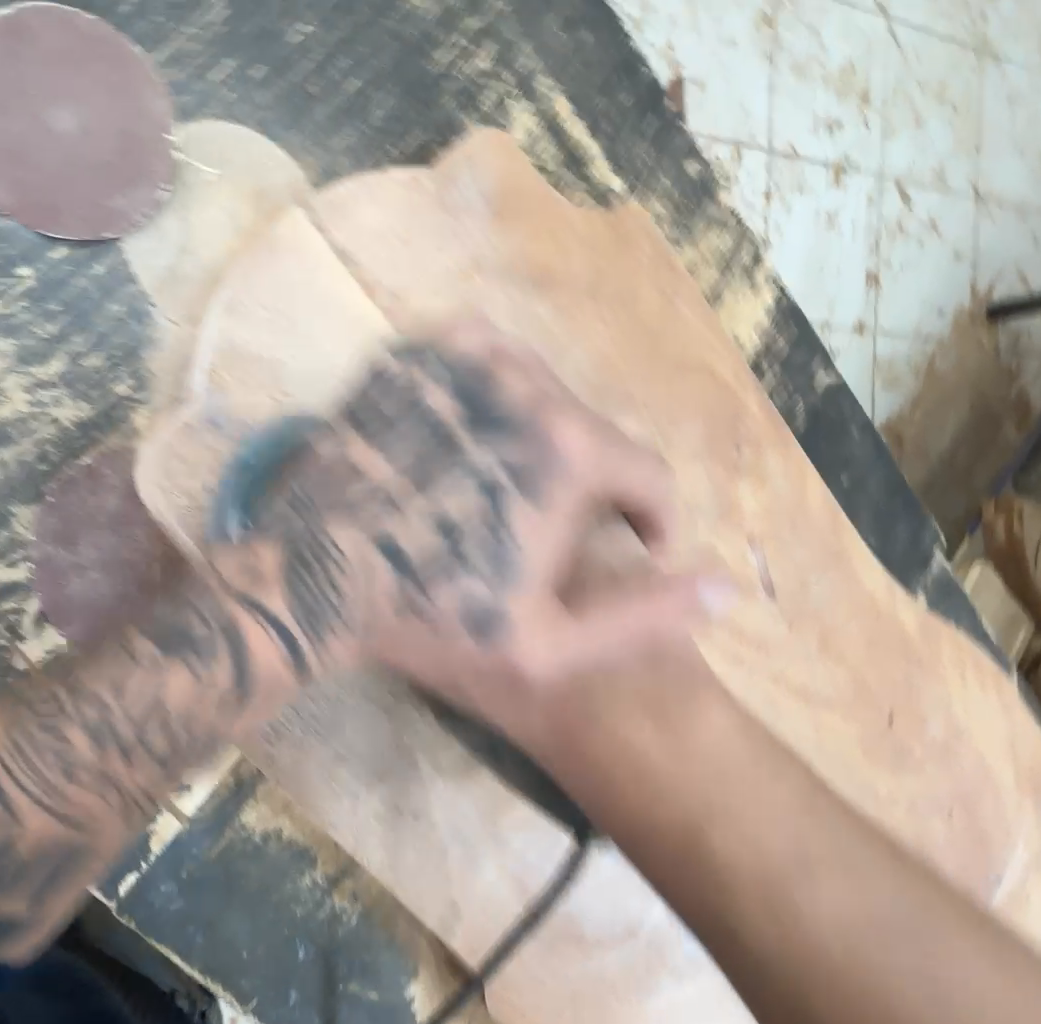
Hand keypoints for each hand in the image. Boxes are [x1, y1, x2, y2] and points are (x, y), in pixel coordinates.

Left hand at [214, 320, 725, 745]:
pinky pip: (472, 358)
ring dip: (544, 432)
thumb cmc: (426, 616)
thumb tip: (729, 589)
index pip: (648, 473)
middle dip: (594, 480)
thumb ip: (645, 618)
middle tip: (563, 527)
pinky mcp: (405, 362)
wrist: (311, 578)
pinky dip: (488, 389)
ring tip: (519, 482)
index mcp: (570, 451)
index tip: (635, 545)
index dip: (651, 518)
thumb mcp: (545, 648)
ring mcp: (458, 365)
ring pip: (537, 388)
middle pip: (591, 427)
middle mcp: (524, 387)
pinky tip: (473, 433)